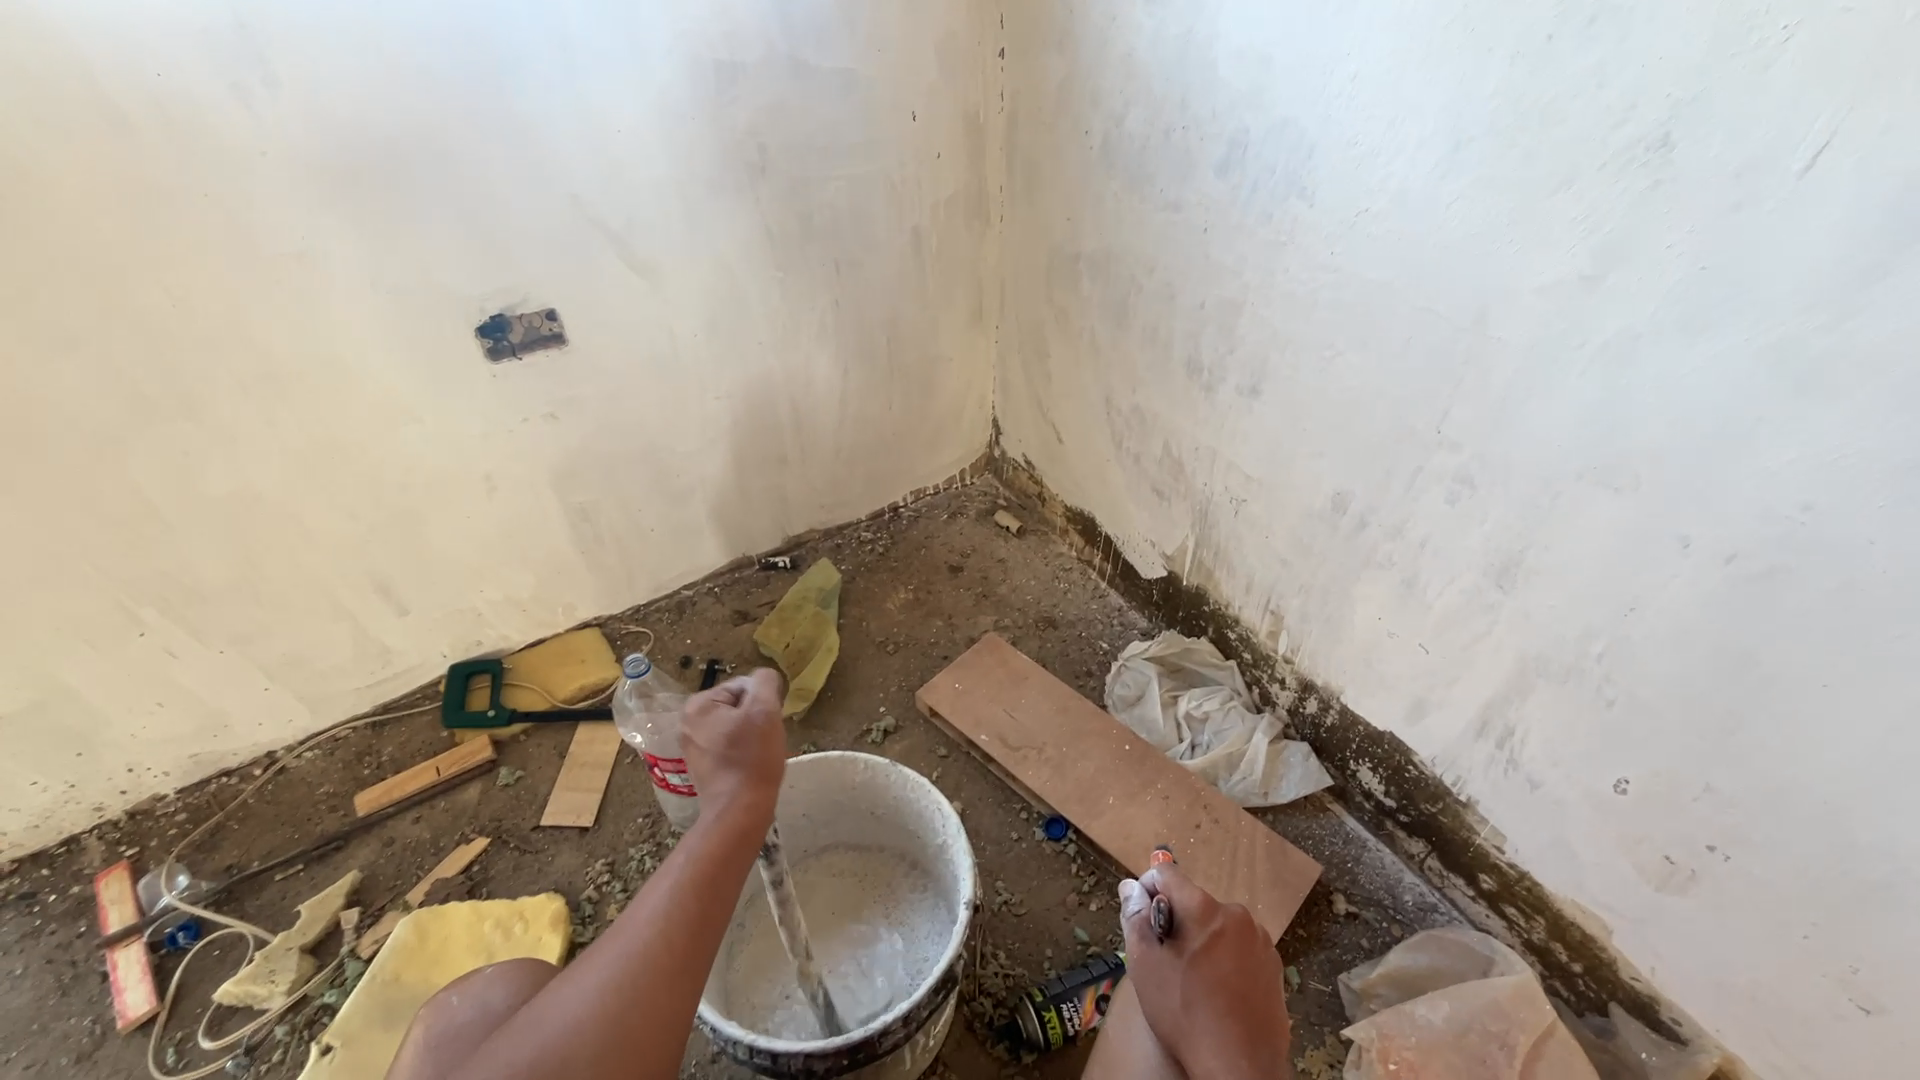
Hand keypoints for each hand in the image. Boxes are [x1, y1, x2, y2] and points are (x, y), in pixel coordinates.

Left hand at [680, 668, 786, 820]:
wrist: (738, 811)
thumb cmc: (752, 758)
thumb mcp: (765, 710)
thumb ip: (765, 682)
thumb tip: (764, 677)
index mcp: (697, 705)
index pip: (742, 687)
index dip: (762, 702)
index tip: (767, 723)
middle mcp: (688, 723)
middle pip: (738, 706)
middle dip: (756, 718)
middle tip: (765, 739)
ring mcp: (692, 746)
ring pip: (736, 726)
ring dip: (752, 734)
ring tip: (759, 753)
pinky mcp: (702, 765)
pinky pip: (729, 745)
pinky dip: (743, 751)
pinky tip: (751, 765)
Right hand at [1118, 861, 1291, 1078]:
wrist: (1241, 1068)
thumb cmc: (1185, 1014)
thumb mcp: (1146, 966)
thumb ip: (1135, 918)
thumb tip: (1131, 887)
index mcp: (1203, 908)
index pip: (1167, 874)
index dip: (1148, 888)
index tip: (1141, 916)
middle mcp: (1236, 914)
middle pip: (1194, 902)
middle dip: (1176, 921)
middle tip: (1166, 959)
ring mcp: (1260, 940)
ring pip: (1218, 925)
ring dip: (1203, 939)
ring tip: (1194, 980)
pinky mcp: (1275, 965)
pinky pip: (1240, 947)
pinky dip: (1226, 958)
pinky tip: (1220, 991)